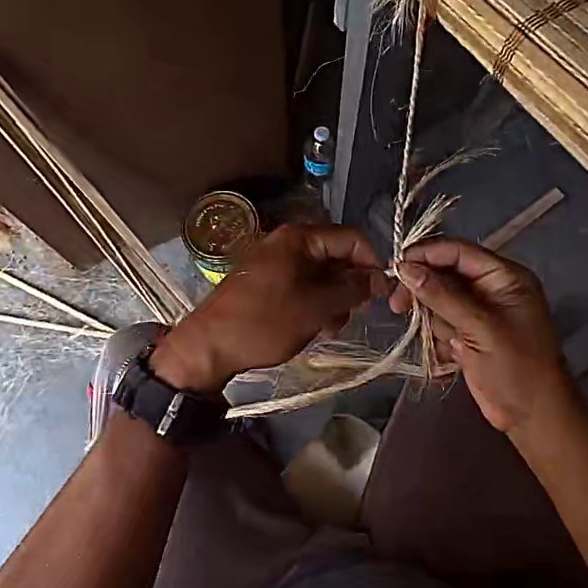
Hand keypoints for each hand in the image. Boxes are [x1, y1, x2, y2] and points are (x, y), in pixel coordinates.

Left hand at [154, 224, 391, 391]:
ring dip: (333, 301)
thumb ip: (353, 289)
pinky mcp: (268, 284)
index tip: (381, 293)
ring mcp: (276, 263)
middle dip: (350, 287)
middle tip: (353, 315)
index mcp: (299, 238)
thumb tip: (381, 278)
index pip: (352, 238)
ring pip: (322, 276)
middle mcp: (288, 243)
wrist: (207, 349)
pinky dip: (315, 305)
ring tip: (329, 328)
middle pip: (337, 257)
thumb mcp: (316, 307)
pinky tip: (314, 328)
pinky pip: (303, 287)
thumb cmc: (264, 322)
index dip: (371, 263)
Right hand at [387, 238, 571, 433]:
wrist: (533, 416)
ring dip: (429, 316)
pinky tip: (447, 354)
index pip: (460, 252)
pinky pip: (442, 321)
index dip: (427, 254)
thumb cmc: (516, 368)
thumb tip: (407, 268)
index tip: (397, 265)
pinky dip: (437, 334)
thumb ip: (443, 296)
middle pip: (445, 273)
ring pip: (439, 299)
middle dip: (422, 288)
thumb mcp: (480, 329)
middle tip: (396, 303)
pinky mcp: (469, 334)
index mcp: (504, 277)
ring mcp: (480, 312)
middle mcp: (491, 288)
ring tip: (436, 338)